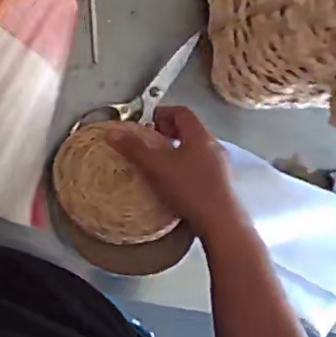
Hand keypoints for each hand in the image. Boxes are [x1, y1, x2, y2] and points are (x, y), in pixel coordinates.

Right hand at [105, 107, 255, 243]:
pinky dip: (186, 165)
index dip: (162, 112)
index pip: (181, 112)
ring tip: (159, 161)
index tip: (145, 121)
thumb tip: (112, 132)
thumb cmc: (190, 189)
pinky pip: (202, 166)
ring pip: (196, 149)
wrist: (222, 224)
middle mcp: (214, 147)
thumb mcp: (156, 166)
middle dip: (168, 131)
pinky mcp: (223, 184)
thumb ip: (133, 148)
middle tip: (149, 140)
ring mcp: (222, 166)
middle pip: (190, 129)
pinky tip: (175, 181)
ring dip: (177, 149)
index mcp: (200, 136)